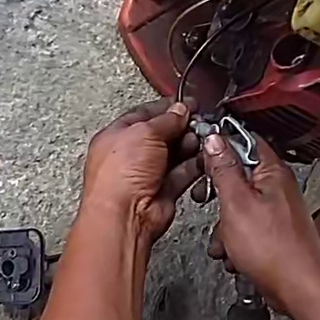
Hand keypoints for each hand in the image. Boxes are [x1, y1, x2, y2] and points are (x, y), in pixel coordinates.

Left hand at [81, 99, 200, 244]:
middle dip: (181, 127)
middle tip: (198, 121)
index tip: (186, 104)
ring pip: (173, 155)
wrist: (125, 215)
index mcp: (116, 136)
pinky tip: (203, 157)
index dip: (166, 108)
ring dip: (189, 145)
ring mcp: (146, 175)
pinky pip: (182, 174)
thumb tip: (180, 111)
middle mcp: (130, 156)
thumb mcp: (145, 132)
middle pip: (161, 135)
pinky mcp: (162, 192)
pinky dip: (194, 166)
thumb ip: (166, 120)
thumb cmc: (119, 176)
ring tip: (202, 138)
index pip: (144, 115)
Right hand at [201, 132, 319, 310]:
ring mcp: (276, 212)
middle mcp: (277, 188)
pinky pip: (245, 229)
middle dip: (217, 192)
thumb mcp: (236, 203)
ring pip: (237, 206)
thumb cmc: (275, 251)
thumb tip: (214, 140)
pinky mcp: (273, 234)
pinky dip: (235, 242)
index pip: (243, 139)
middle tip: (206, 198)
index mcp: (272, 171)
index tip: (201, 154)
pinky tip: (234, 255)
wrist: (298, 290)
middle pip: (237, 175)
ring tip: (225, 240)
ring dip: (224, 225)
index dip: (219, 144)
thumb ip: (223, 169)